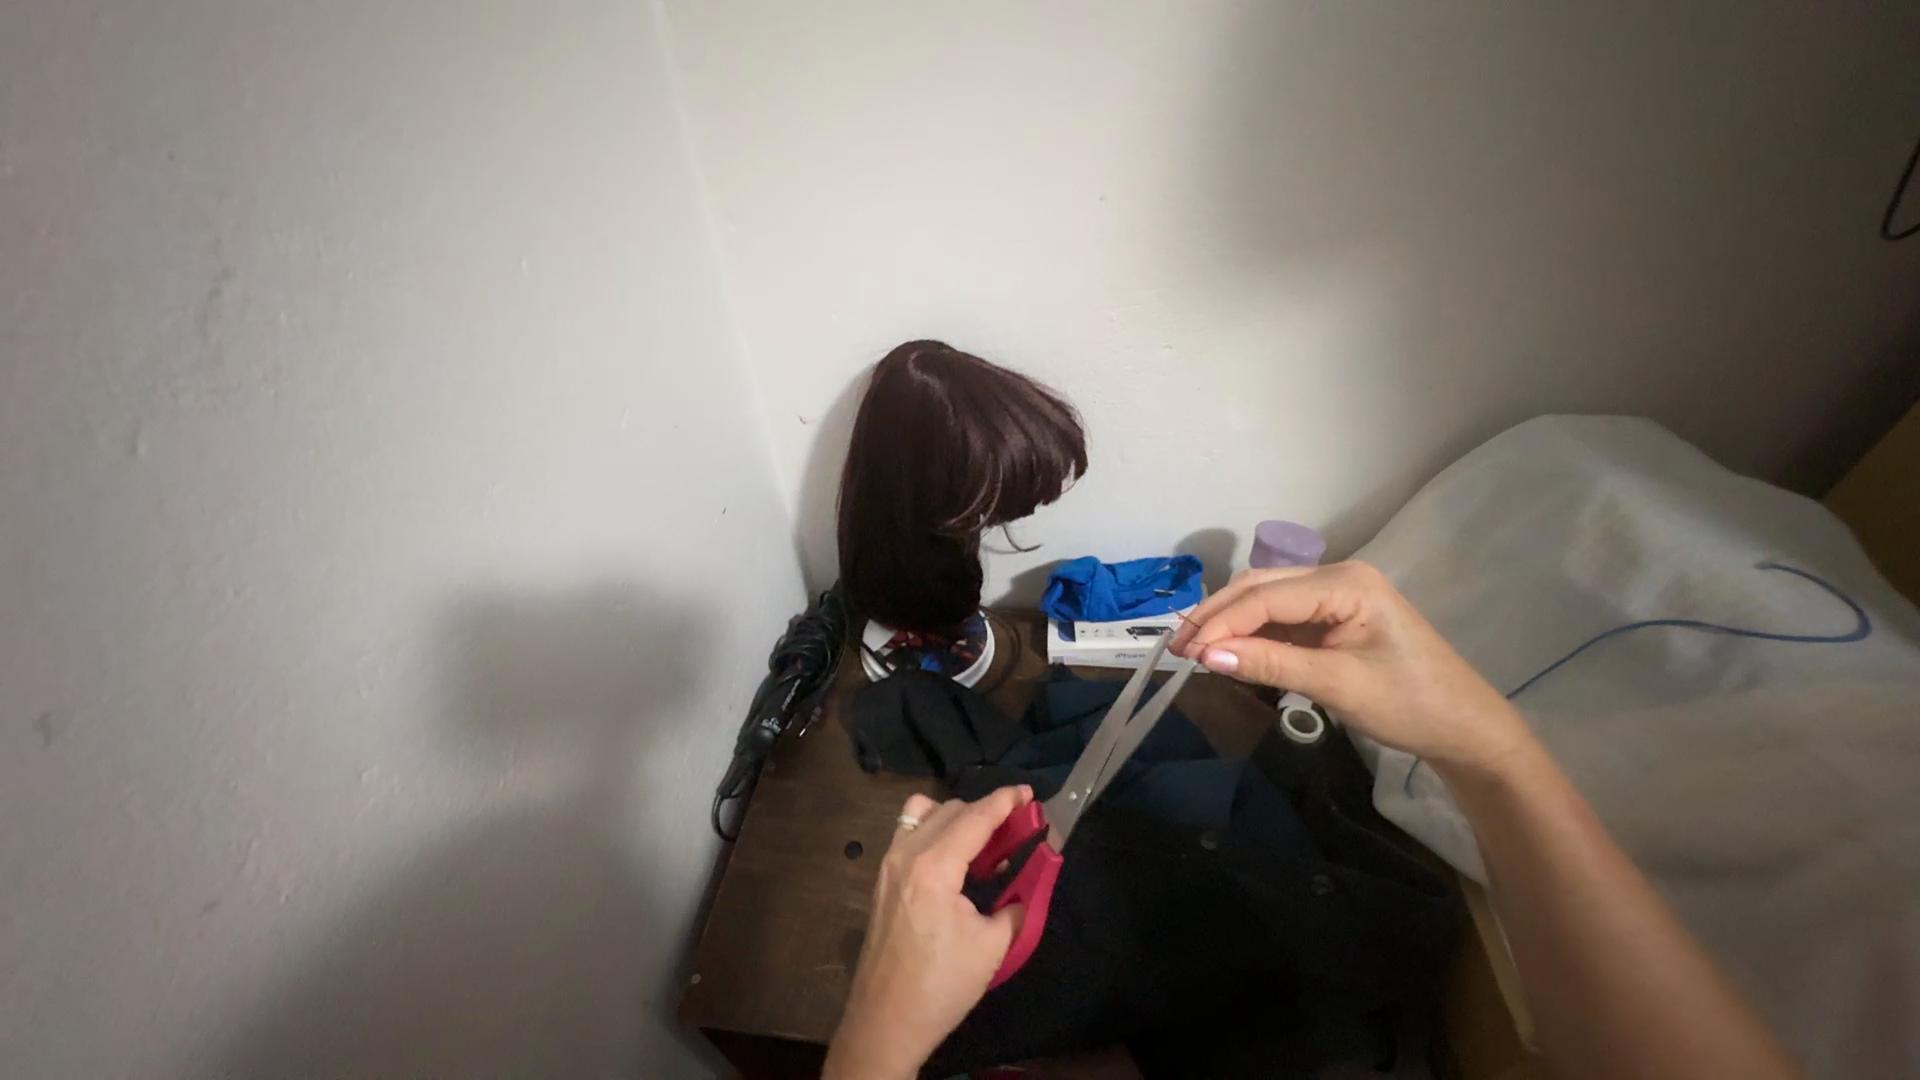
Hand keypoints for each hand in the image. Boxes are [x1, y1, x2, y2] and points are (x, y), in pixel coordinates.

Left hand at [823, 785, 1034, 1079]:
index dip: (1004, 801)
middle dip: (986, 811)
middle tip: (1016, 829)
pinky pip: (908, 832)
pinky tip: (955, 856)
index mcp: (934, 866)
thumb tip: (1030, 884)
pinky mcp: (882, 878)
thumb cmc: (941, 985)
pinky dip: (934, 829)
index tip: (1029, 793)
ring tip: (984, 842)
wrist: (884, 1022)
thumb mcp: (991, 946)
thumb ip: (1016, 905)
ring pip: (926, 814)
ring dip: (958, 817)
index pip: (975, 817)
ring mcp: (889, 863)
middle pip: (951, 810)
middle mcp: (907, 853)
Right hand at [1169, 561, 1528, 773]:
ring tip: (1195, 652)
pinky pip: (1278, 620)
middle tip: (1178, 649)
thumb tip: (1206, 656)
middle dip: (1216, 617)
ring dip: (1229, 625)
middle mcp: (1336, 577)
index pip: (1265, 597)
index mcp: (1345, 583)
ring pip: (1264, 601)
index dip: (1222, 624)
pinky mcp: (1329, 618)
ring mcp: (1333, 597)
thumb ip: (1271, 665)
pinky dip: (1250, 636)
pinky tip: (1228, 652)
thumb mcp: (1338, 685)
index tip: (1186, 654)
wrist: (1465, 730)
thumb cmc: (1411, 704)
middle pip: (1259, 589)